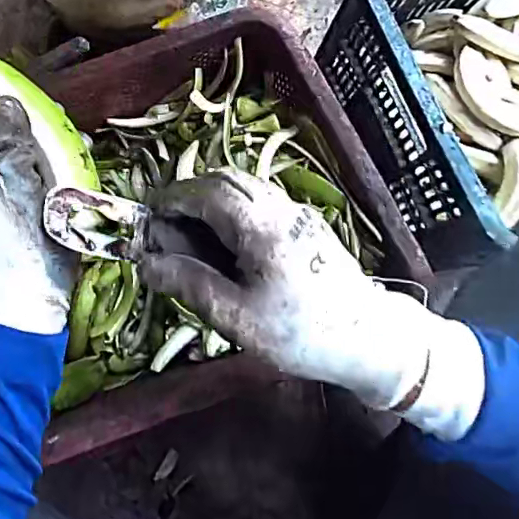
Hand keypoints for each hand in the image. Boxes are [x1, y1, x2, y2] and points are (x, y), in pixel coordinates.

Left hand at [0, 97, 80, 334]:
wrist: (29, 300)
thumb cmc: (18, 243)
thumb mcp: (13, 187)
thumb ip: (8, 144)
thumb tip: (3, 99)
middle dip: (18, 112)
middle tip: (46, 106)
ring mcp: (7, 190)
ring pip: (20, 146)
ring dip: (40, 133)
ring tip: (62, 127)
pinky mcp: (29, 202)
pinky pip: (37, 168)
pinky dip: (53, 157)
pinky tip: (72, 155)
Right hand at [138, 171, 485, 438]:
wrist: (372, 340)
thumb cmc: (300, 334)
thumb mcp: (236, 318)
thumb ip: (189, 284)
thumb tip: (147, 263)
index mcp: (260, 228)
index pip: (205, 193)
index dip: (171, 199)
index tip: (148, 216)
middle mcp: (278, 207)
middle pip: (223, 179)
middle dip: (187, 195)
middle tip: (167, 224)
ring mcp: (294, 210)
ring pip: (242, 184)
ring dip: (209, 197)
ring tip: (192, 230)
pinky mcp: (302, 219)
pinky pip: (257, 196)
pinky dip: (230, 204)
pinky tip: (225, 235)